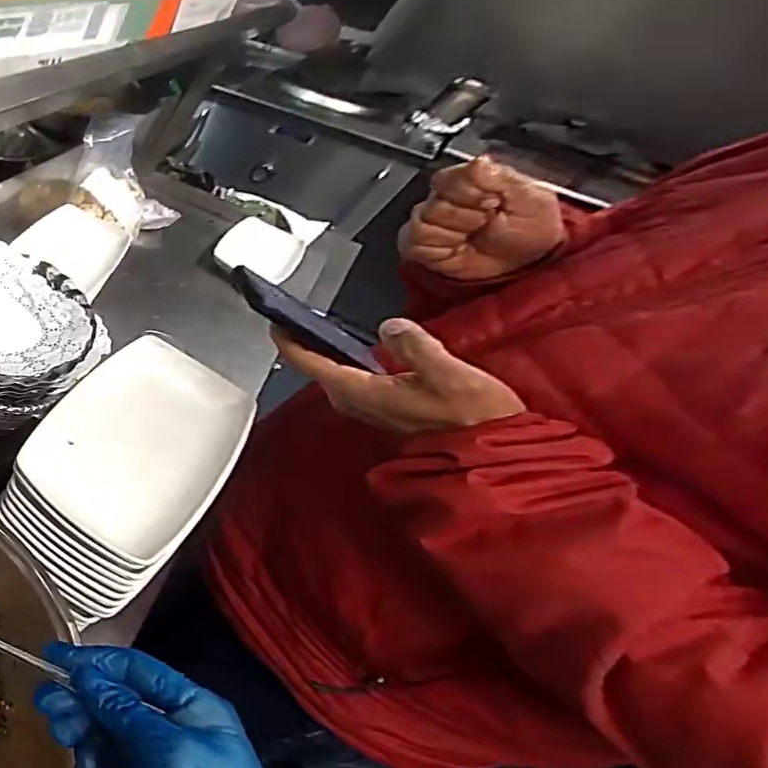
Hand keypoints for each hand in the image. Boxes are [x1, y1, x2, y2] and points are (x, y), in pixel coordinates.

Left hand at [273, 318, 523, 435]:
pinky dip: (346, 362)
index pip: (308, 362)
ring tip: (323, 326)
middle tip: (300, 317)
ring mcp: (363, 405)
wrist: (490, 449)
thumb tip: (389, 327)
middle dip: (305, 341)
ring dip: (326, 351)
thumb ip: (415, 346)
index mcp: (358, 390)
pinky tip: (356, 348)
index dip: (289, 340)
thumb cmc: (472, 415)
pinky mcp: (378, 406)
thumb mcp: (449, 373)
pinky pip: (351, 378)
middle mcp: (351, 400)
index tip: (276, 322)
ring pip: (333, 372)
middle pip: (315, 366)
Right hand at [400, 157, 564, 280]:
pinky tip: (456, 248)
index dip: (468, 192)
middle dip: (466, 217)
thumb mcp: (532, 198)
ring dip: (454, 234)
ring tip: (472, 236)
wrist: (522, 263)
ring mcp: (425, 222)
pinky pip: (414, 244)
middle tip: (486, 222)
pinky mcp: (414, 245)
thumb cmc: (529, 229)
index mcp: (467, 181)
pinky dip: (440, 250)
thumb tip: (478, 162)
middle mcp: (440, 199)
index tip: (493, 202)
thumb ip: (503, 178)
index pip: (448, 178)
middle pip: (435, 204)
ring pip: (423, 225)